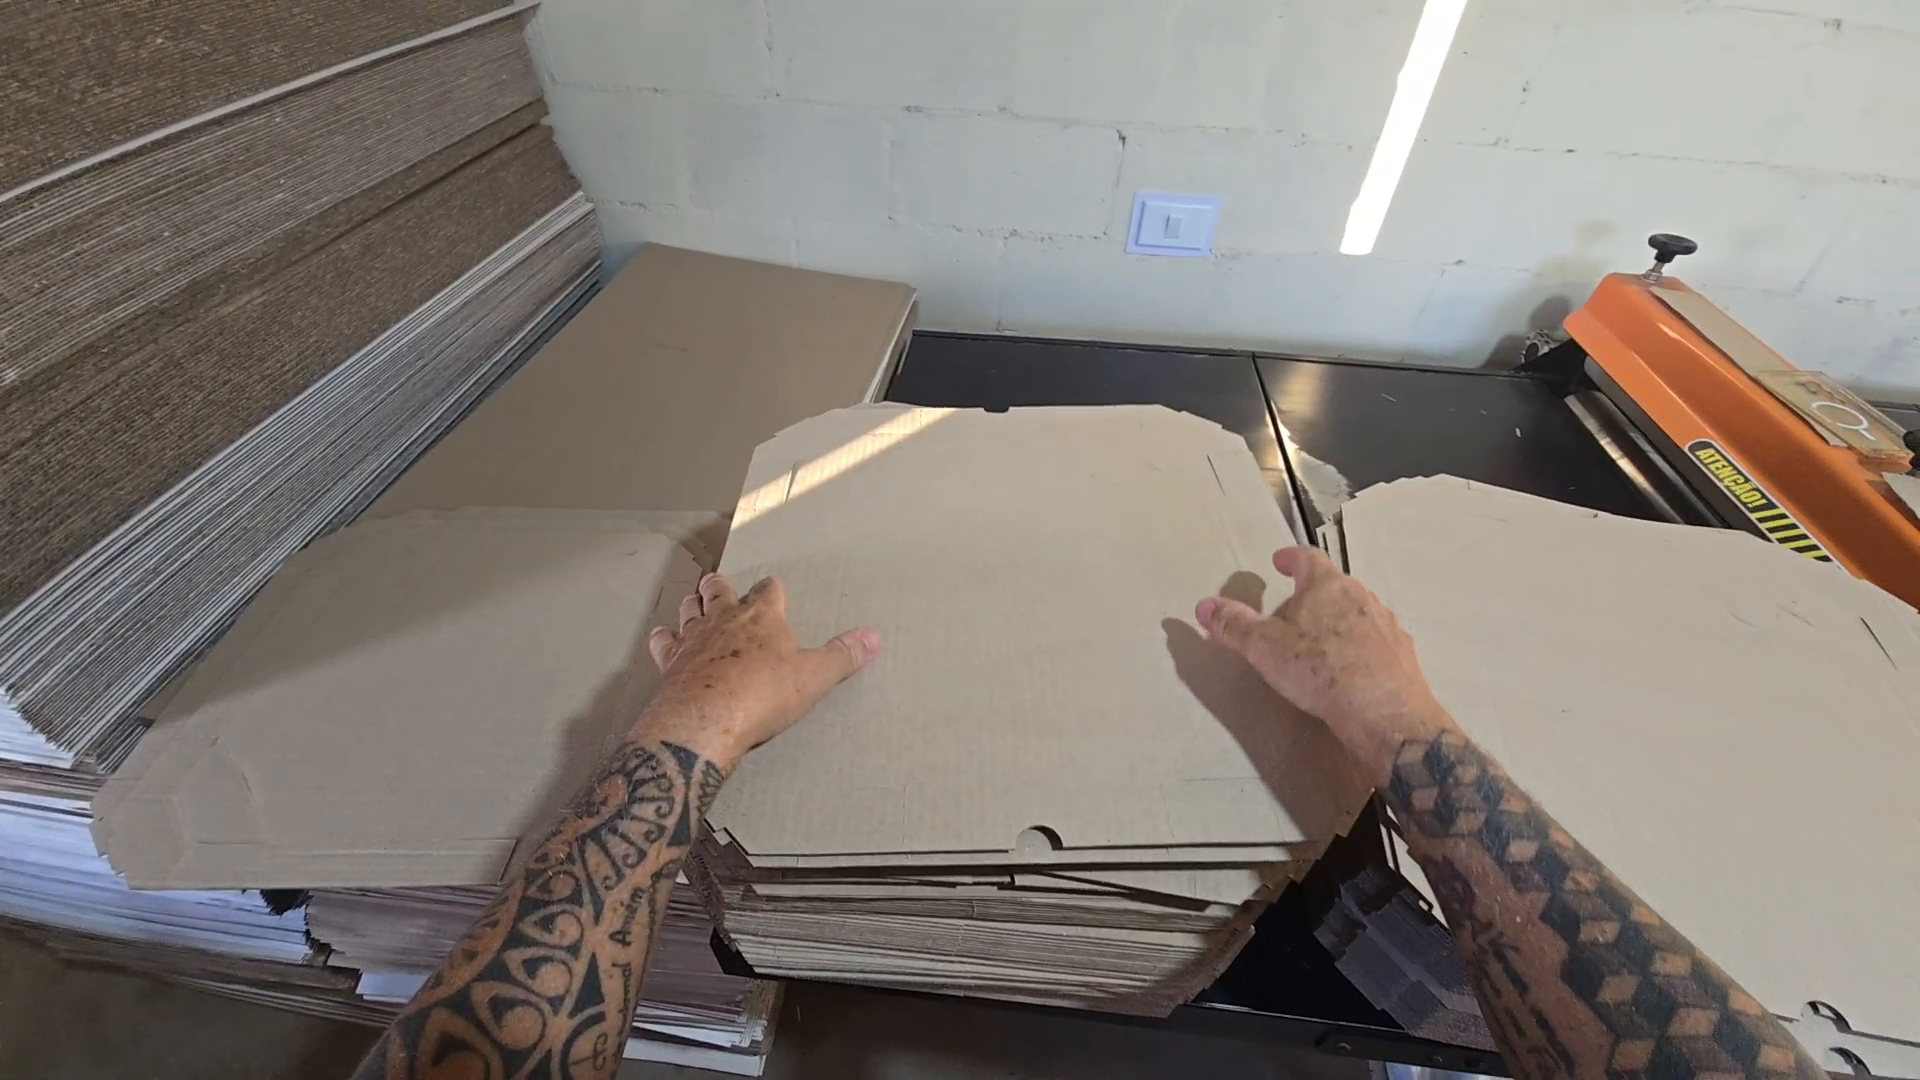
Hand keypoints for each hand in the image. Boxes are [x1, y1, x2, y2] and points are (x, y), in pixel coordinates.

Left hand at [642, 572, 880, 767]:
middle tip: (718, 581)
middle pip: (720, 592)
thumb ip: (843, 656)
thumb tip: (875, 637)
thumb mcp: (815, 676)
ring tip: (694, 600)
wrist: (705, 721)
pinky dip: (664, 638)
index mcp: (762, 617)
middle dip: (721, 586)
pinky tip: (663, 637)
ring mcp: (693, 639)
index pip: (768, 590)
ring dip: (693, 604)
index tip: (773, 586)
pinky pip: (663, 642)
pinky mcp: (670, 663)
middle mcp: (725, 620)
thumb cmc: (765, 694)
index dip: (771, 588)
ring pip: (690, 610)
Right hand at [1195, 547, 1457, 786]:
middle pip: (1333, 585)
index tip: (1279, 561)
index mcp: (1326, 586)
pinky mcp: (1402, 654)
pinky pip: (1375, 640)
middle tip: (1292, 610)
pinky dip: (1359, 646)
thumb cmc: (1317, 669)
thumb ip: (1233, 624)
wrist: (1383, 714)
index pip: (1307, 558)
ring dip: (1337, 619)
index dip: (1290, 558)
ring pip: (1357, 611)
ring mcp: (1386, 624)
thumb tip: (1204, 605)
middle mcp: (1360, 596)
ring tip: (1319, 640)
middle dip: (1312, 593)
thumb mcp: (1262, 647)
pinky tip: (1350, 668)